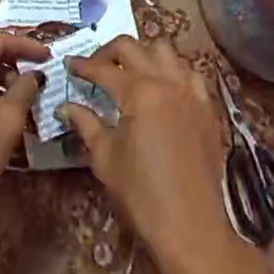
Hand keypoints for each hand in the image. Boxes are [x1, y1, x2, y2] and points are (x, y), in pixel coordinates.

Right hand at [62, 39, 273, 273]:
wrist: (190, 226)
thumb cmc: (141, 194)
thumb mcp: (105, 158)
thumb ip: (86, 124)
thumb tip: (65, 106)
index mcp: (140, 92)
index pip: (105, 68)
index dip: (84, 66)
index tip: (70, 65)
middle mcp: (168, 81)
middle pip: (135, 47)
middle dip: (110, 51)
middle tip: (95, 67)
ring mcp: (192, 91)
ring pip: (166, 50)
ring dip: (144, 53)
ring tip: (129, 71)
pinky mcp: (208, 106)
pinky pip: (190, 72)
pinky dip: (172, 70)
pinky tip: (162, 87)